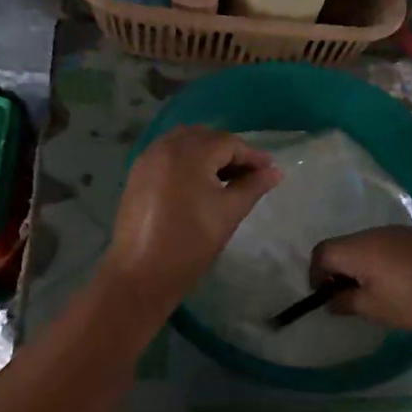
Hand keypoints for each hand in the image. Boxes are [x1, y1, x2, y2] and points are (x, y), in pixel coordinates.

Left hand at [102, 126, 281, 307]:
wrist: (141, 273)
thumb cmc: (190, 243)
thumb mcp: (228, 213)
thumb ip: (252, 187)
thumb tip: (274, 171)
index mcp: (188, 153)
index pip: (228, 143)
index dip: (252, 156)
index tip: (270, 172)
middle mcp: (164, 147)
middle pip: (205, 138)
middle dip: (229, 153)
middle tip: (249, 176)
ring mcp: (147, 160)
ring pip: (184, 144)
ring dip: (207, 155)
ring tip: (225, 180)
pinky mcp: (137, 175)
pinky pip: (167, 156)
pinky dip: (187, 162)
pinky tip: (199, 185)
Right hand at [310, 226, 411, 333]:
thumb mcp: (375, 309)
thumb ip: (346, 302)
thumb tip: (332, 300)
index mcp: (360, 248)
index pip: (322, 252)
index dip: (315, 274)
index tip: (325, 296)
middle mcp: (377, 232)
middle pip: (344, 246)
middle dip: (338, 270)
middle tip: (349, 297)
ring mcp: (403, 231)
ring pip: (369, 245)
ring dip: (362, 266)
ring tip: (378, 292)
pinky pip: (391, 245)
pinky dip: (384, 261)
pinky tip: (404, 283)